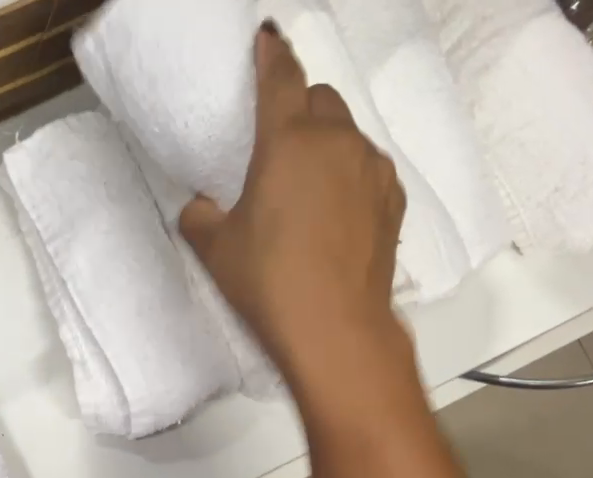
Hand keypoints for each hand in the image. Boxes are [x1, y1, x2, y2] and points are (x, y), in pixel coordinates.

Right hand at [180, 26, 408, 396]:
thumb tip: (201, 205)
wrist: (334, 327)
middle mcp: (338, 141)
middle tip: (274, 140)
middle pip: (321, 98)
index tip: (266, 36)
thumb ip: (199, 216)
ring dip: (323, 143)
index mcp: (289, 141)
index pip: (281, 78)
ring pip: (347, 133)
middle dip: (299, 105)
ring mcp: (372, 168)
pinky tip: (329, 213)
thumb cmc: (267, 280)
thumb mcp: (214, 250)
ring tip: (301, 185)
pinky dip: (345, 175)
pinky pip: (365, 168)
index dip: (271, 54)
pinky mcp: (392, 198)